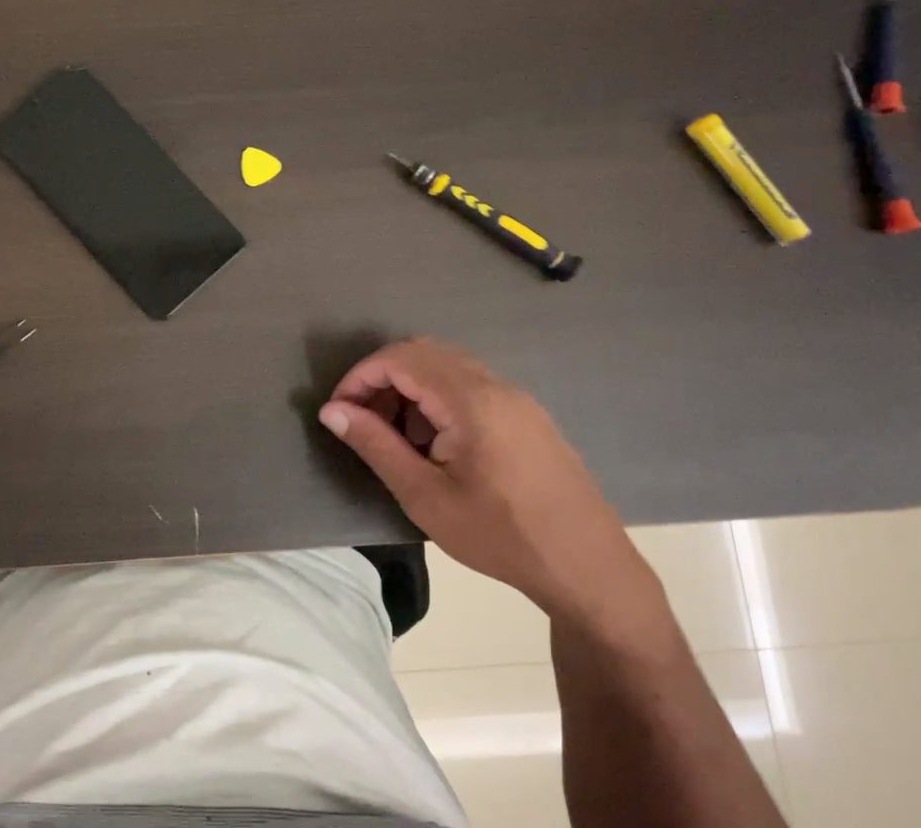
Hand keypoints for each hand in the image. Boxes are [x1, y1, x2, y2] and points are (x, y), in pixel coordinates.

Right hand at [317, 338, 653, 621]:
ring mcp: (518, 400)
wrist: (588, 568)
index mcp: (471, 401)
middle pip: (423, 353)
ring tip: (393, 437)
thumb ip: (375, 445)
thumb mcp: (424, 495)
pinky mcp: (529, 417)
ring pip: (448, 368)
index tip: (337, 413)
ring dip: (409, 389)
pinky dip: (437, 399)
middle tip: (360, 421)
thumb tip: (332, 411)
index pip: (400, 359)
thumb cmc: (499, 535)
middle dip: (381, 379)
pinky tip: (433, 445)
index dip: (359, 378)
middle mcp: (497, 387)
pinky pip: (471, 387)